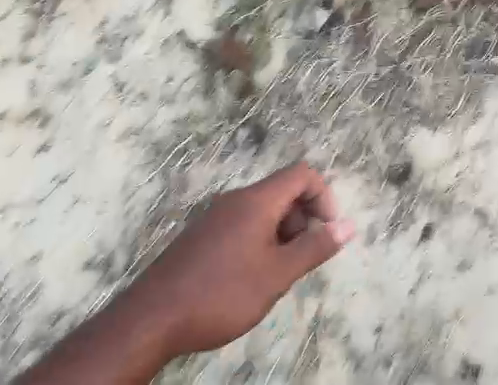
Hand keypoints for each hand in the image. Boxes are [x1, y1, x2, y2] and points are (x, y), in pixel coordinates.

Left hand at [119, 163, 356, 359]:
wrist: (147, 323)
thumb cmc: (221, 294)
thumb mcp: (278, 275)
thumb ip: (316, 248)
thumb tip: (349, 225)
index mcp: (257, 201)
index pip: (303, 174)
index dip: (324, 197)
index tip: (327, 232)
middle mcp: (235, 201)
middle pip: (283, 191)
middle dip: (302, 219)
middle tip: (301, 258)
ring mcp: (212, 219)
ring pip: (261, 212)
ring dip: (280, 234)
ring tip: (275, 275)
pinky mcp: (198, 239)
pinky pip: (240, 226)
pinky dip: (257, 243)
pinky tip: (246, 281)